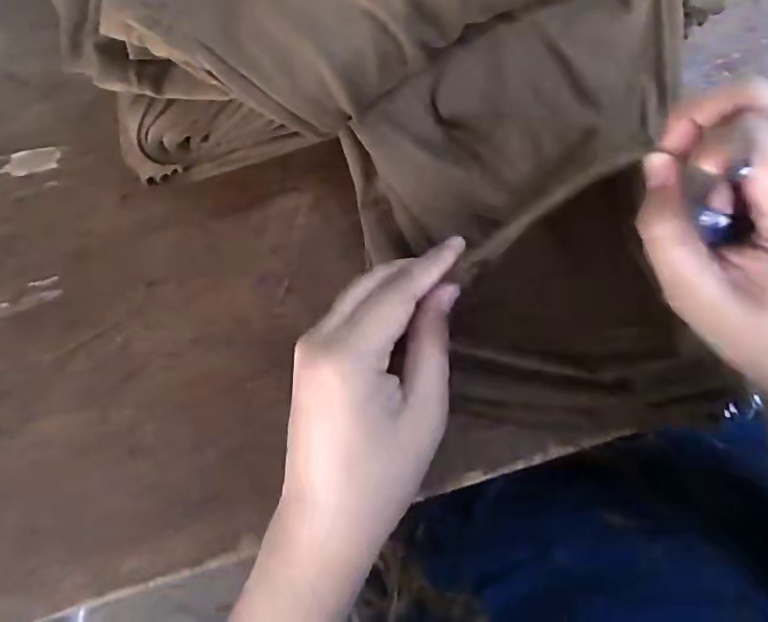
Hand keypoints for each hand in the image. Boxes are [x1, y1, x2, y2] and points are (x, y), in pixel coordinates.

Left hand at [233, 239, 463, 621]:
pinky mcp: (307, 357)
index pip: (397, 291)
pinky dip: (378, 300)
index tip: (460, 242)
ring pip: (357, 292)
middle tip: (452, 261)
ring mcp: (308, 346)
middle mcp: (320, 338)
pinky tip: (404, 305)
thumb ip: (432, 340)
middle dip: (412, 267)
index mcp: (348, 352)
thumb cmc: (382, 475)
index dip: (431, 265)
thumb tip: (444, 291)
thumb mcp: (424, 409)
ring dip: (395, 281)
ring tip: (435, 279)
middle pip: (371, 283)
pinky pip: (348, 311)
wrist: (322, 525)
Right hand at [635, 80, 767, 408]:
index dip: (704, 148)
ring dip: (716, 125)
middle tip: (673, 154)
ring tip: (694, 170)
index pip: (754, 132)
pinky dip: (733, 138)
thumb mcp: (693, 295)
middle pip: (761, 97)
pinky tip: (721, 183)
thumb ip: (664, 227)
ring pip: (766, 104)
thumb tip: (656, 161)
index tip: (686, 193)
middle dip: (703, 115)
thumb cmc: (760, 336)